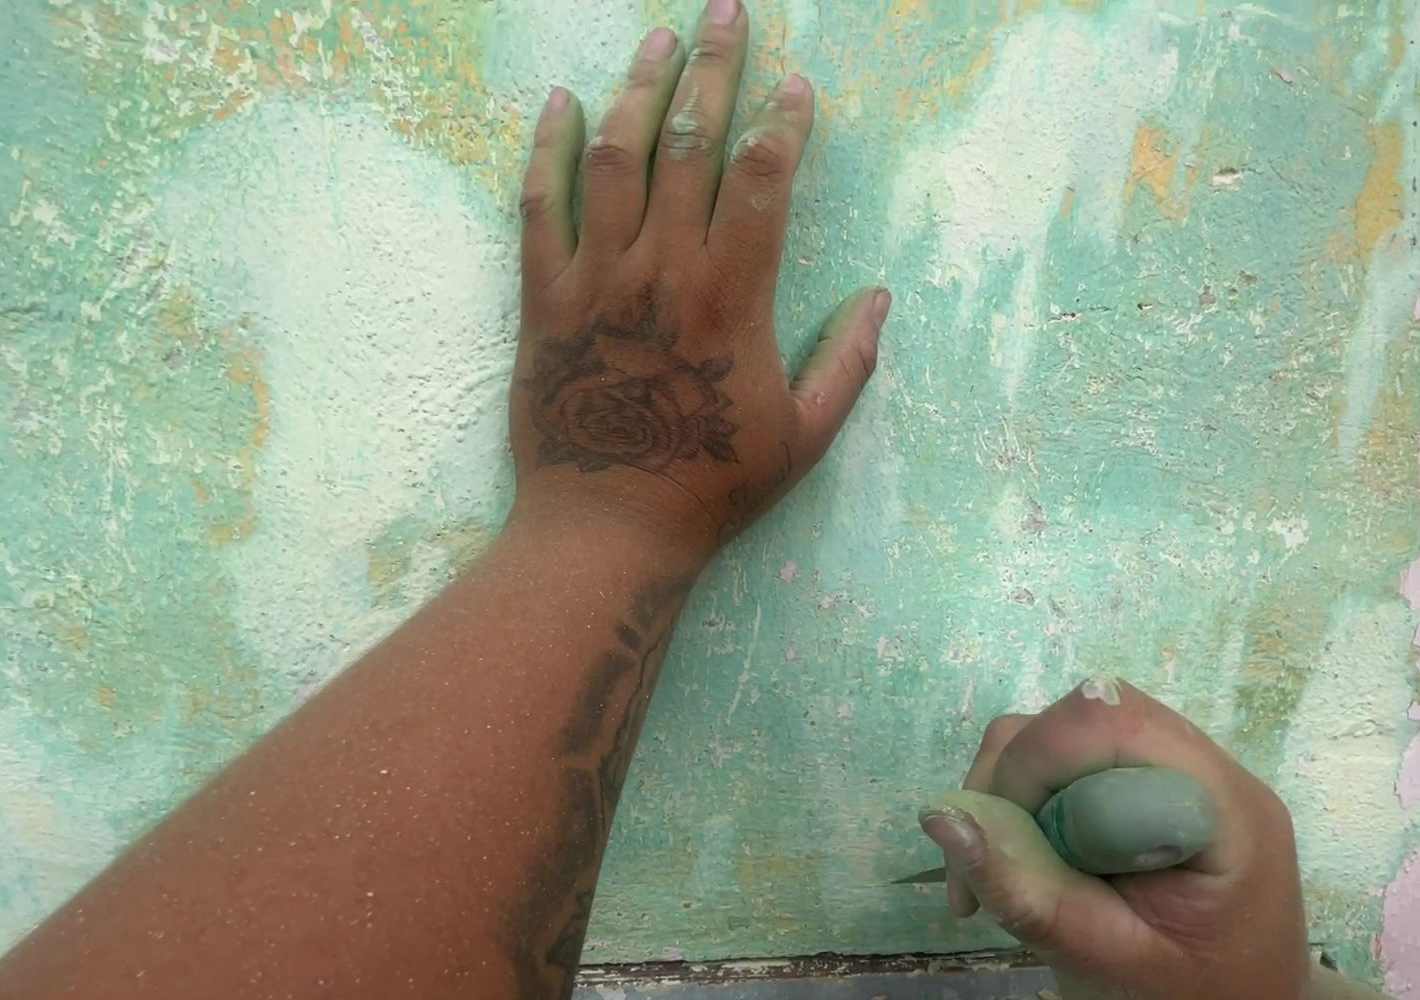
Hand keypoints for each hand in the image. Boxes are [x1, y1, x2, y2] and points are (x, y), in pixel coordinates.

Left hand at [509, 0, 889, 563]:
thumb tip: (880, 301)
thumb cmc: (712, 487)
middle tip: (727, 11)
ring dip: (639, 89)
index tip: (797, 87)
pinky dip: (546, 148)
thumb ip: (847, 366)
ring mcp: (595, 279)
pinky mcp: (542, 299)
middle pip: (690, 144)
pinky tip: (560, 104)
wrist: (610, 528)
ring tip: (660, 38)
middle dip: (715, 70)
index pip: (760, 181)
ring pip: (614, 158)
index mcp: (732, 300)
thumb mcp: (803, 438)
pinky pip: (538, 205)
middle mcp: (662, 271)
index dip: (782, 124)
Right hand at [921, 677, 1315, 999]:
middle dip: (1011, 780)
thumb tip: (938, 816)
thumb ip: (1026, 892)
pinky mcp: (1133, 783)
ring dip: (1003, 793)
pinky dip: (1014, 801)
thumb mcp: (1106, 966)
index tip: (1002, 840)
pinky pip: (1056, 760)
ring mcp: (1164, 769)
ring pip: (1053, 731)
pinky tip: (1008, 861)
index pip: (1112, 720)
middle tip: (983, 870)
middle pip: (1076, 718)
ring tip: (989, 877)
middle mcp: (1197, 765)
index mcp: (1220, 803)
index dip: (1038, 762)